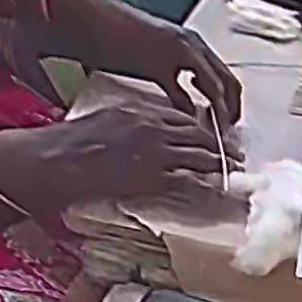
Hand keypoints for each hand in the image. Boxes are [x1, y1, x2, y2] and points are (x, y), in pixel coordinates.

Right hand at [0, 106, 221, 210]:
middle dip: (222, 146)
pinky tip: (221, 189)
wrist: (61, 161)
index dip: (205, 130)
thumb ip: (136, 130)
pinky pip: (191, 178)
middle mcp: (151, 127)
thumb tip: (156, 143)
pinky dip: (209, 183)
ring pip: (201, 154)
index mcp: (138, 112)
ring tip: (239, 173)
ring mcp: (156, 151)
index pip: (182, 117)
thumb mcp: (109, 125)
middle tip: (240, 157)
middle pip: (198, 134)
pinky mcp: (157, 174)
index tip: (218, 139)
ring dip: (223, 164)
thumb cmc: (79, 148)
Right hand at [54, 0, 241, 123]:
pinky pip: (198, 92)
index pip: (224, 78)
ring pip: (220, 88)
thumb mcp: (156, 68)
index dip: (230, 105)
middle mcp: (191, 44)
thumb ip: (177, 88)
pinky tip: (200, 128)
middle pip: (230, 83)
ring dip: (224, 114)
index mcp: (190, 45)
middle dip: (234, 111)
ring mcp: (183, 49)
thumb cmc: (113, 43)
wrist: (85, 18)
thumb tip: (189, 111)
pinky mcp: (169, 60)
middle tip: (231, 135)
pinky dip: (202, 113)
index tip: (229, 126)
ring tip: (222, 137)